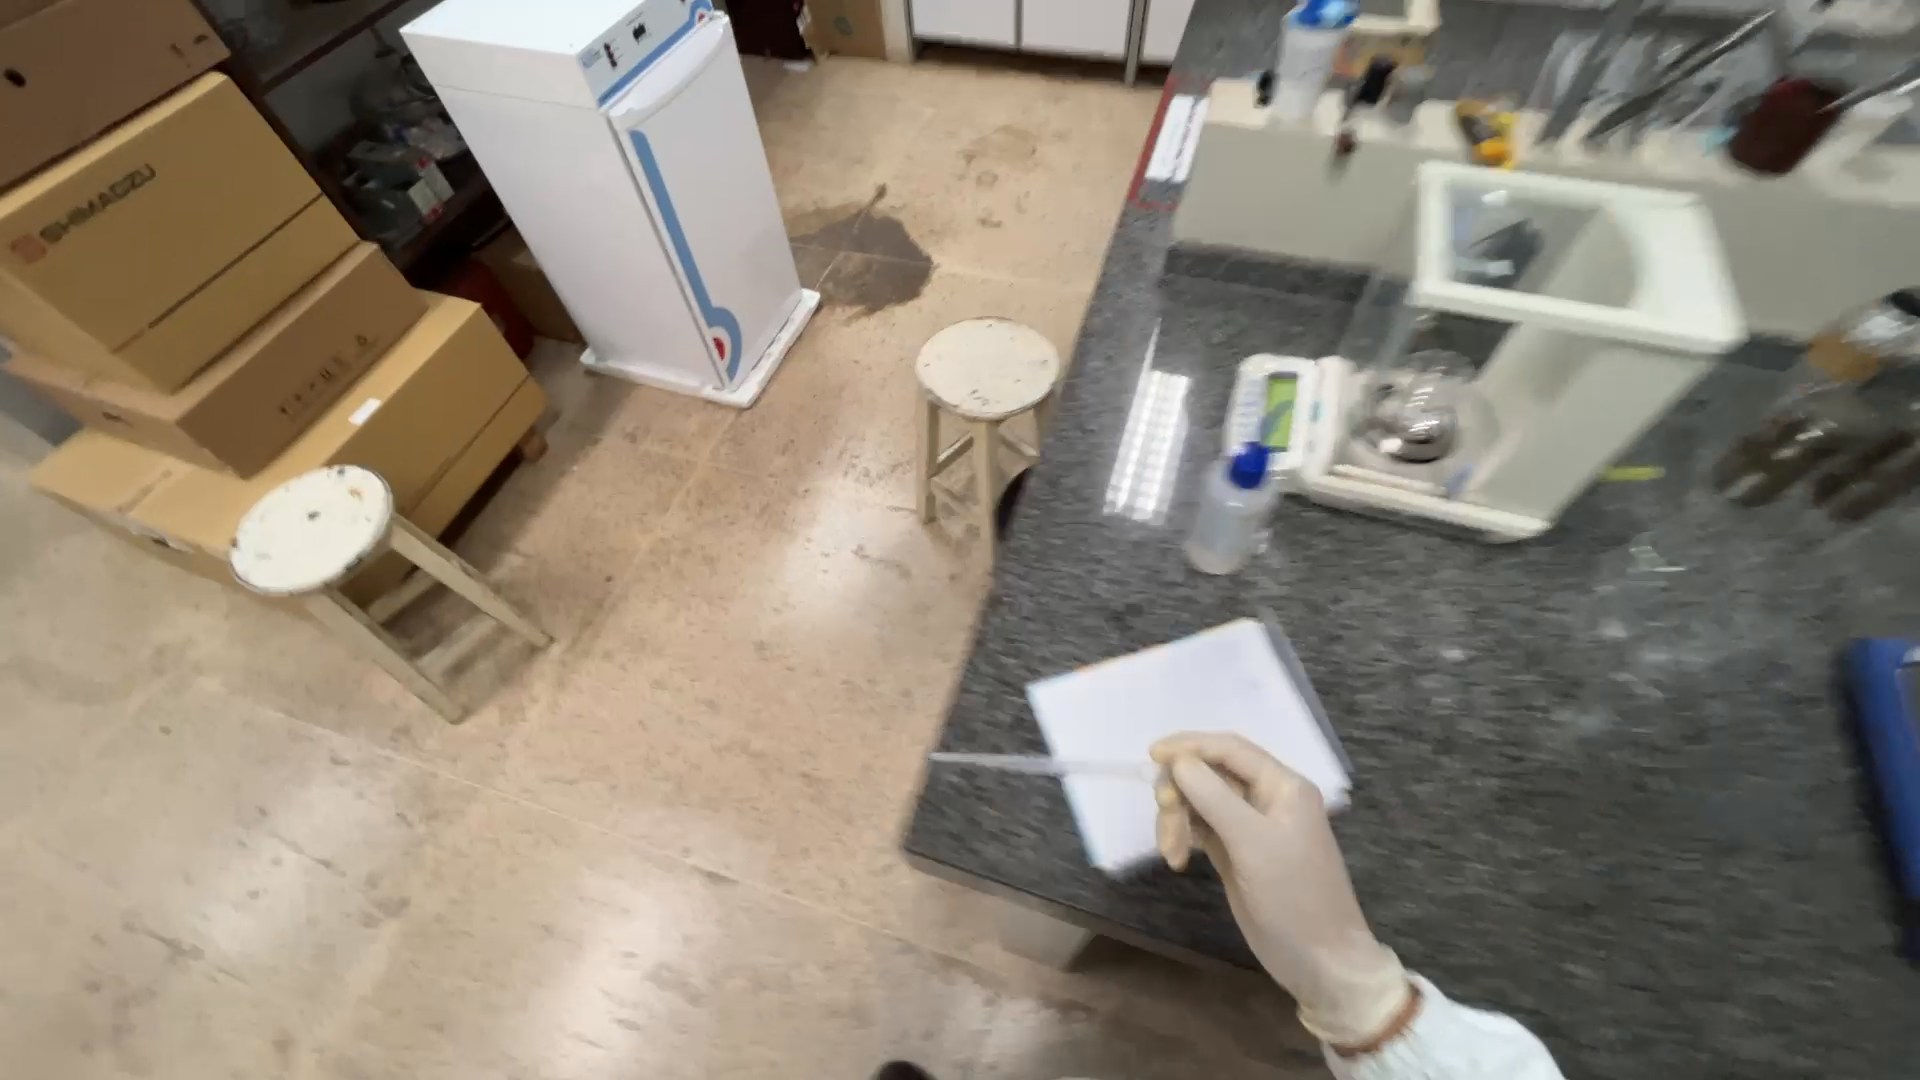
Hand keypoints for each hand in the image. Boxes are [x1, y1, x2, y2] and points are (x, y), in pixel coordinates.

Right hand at [1151, 732, 1412, 1048]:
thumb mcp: (1253, 842)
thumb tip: (1177, 761)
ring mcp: (1247, 825)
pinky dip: (1181, 837)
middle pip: (1207, 773)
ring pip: (1197, 800)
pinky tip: (1175, 860)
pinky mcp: (1233, 850)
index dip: (1189, 745)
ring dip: (1176, 819)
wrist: (1319, 964)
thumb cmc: (1295, 896)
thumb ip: (1213, 796)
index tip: (1152, 754)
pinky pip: (1197, 827)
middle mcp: (1264, 798)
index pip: (1229, 748)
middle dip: (1180, 789)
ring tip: (1170, 851)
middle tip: (1165, 811)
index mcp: (1281, 786)